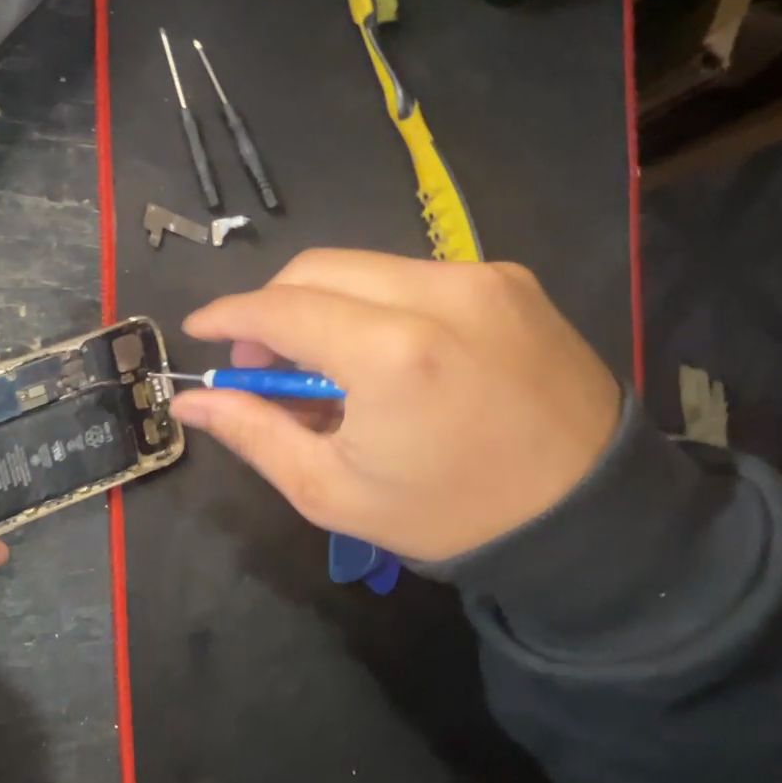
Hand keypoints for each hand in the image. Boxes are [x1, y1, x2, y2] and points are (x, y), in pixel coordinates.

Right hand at [170, 249, 620, 560]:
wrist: (590, 516)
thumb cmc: (448, 513)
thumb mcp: (330, 490)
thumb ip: (253, 433)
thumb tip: (192, 400)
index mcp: (391, 353)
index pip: (281, 308)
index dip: (227, 315)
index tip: (196, 331)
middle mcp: (439, 293)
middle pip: (317, 268)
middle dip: (270, 307)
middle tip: (259, 362)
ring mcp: (483, 278)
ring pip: (363, 266)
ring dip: (320, 304)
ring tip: (320, 366)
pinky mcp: (510, 281)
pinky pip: (411, 274)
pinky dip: (371, 303)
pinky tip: (376, 356)